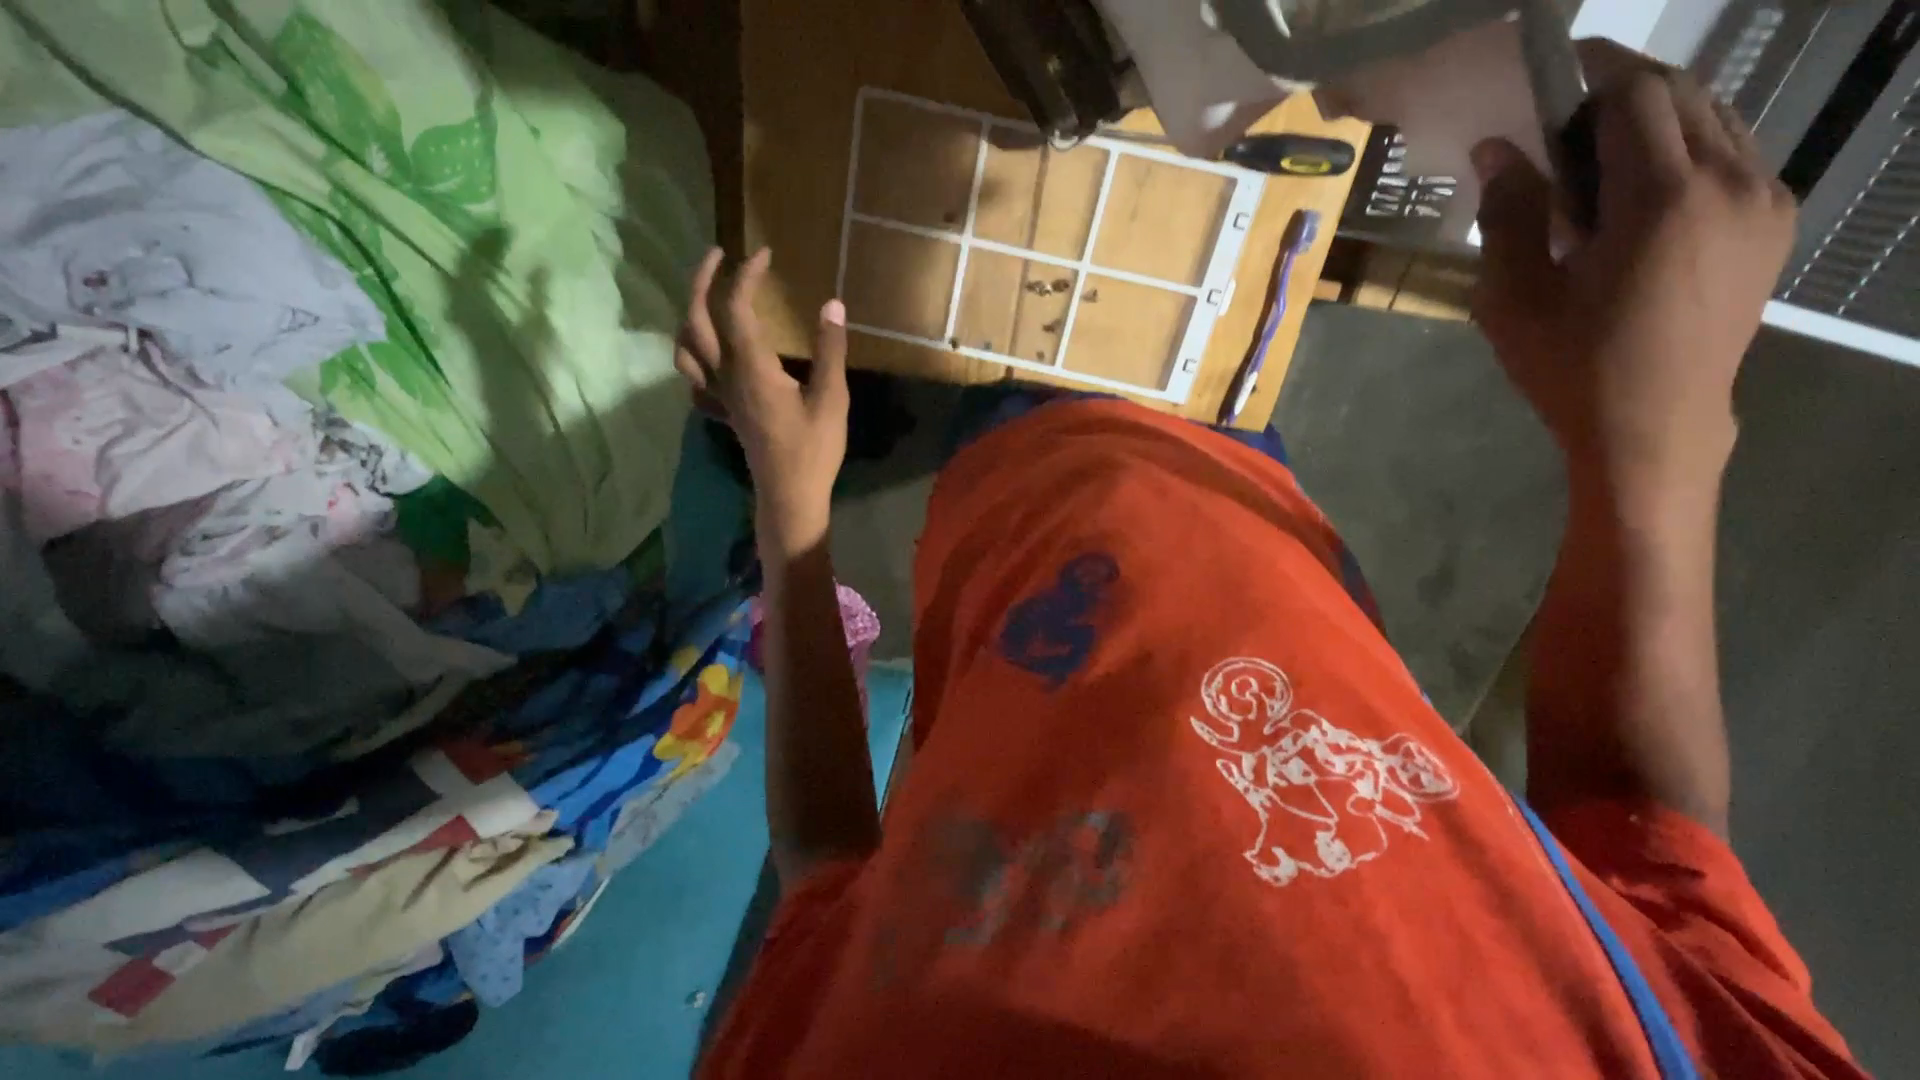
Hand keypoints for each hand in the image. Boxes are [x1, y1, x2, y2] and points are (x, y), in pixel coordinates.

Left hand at [676, 247, 849, 555]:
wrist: (790, 495)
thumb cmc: (813, 449)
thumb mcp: (831, 398)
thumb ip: (830, 350)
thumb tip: (833, 304)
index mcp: (751, 367)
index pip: (735, 307)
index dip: (745, 275)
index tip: (763, 255)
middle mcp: (726, 375)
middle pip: (696, 319)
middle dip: (702, 281)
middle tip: (719, 256)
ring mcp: (720, 396)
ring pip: (686, 349)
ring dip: (689, 316)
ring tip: (705, 298)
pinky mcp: (724, 412)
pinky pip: (695, 380)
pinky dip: (695, 359)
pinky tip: (709, 356)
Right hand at [1472, 43, 1795, 501]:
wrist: (1654, 428)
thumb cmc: (1572, 368)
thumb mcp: (1514, 298)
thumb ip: (1509, 214)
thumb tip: (1496, 149)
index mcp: (1664, 199)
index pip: (1636, 94)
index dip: (1592, 70)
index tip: (1551, 67)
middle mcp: (1731, 183)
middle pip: (1682, 95)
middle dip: (1621, 89)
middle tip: (1563, 115)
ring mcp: (1764, 202)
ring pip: (1715, 120)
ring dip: (1657, 117)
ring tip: (1598, 152)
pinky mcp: (1774, 226)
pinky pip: (1735, 155)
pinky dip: (1688, 148)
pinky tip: (1643, 187)